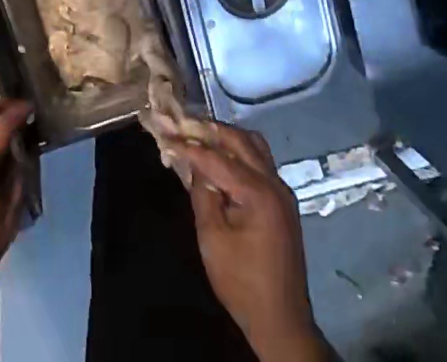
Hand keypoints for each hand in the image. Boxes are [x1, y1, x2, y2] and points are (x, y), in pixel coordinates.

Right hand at [182, 125, 327, 361]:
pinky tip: (219, 162)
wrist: (280, 319)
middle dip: (210, 131)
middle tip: (183, 126)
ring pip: (254, 147)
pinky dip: (239, 154)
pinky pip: (260, 163)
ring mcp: (282, 192)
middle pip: (240, 141)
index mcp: (258, 192)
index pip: (217, 157)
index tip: (164, 133)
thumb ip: (201, 194)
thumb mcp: (211, 238)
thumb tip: (193, 164)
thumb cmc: (240, 282)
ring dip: (227, 139)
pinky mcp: (282, 202)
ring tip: (200, 139)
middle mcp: (275, 183)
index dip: (188, 145)